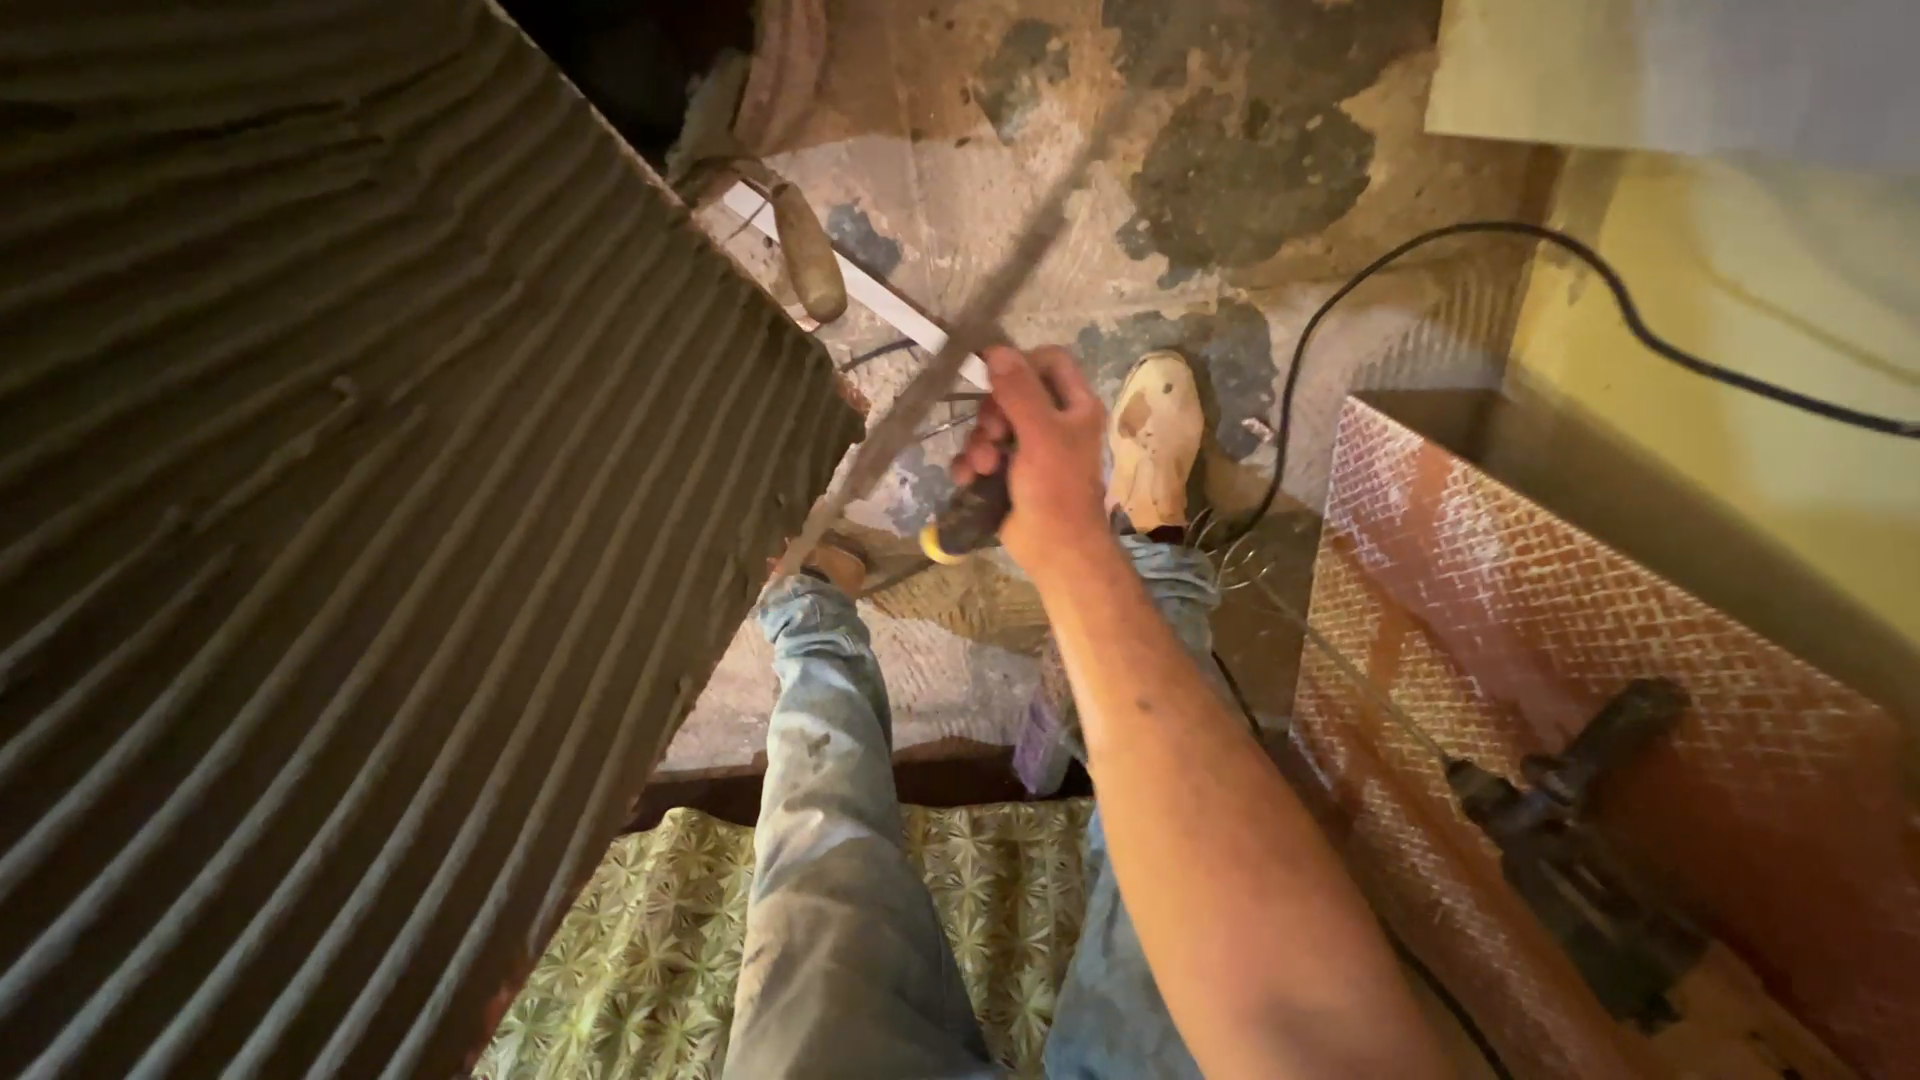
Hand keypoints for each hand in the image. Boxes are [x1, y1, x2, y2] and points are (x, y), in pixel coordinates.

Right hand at [951, 345, 1111, 581]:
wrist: (1055, 549)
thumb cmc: (1056, 489)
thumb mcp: (1040, 434)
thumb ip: (1019, 391)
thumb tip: (996, 350)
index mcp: (1075, 407)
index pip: (1050, 361)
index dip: (1022, 362)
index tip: (994, 376)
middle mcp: (1054, 422)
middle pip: (1012, 392)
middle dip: (993, 413)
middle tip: (993, 434)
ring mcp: (1029, 448)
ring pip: (992, 425)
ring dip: (979, 443)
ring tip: (983, 466)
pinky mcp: (1007, 472)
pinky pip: (981, 453)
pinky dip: (971, 464)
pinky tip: (968, 478)